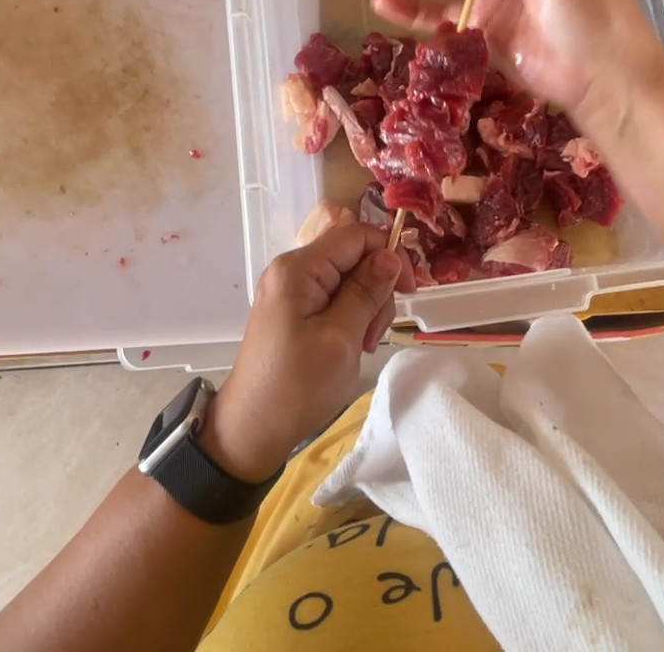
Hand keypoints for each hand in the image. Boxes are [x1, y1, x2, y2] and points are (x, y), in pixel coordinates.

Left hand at [200, 223, 412, 481]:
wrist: (253, 429)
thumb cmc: (297, 385)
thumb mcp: (341, 337)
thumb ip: (366, 291)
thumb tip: (389, 255)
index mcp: (299, 268)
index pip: (356, 235)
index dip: (389, 254)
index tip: (410, 290)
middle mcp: (292, 270)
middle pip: (353, 256)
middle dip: (376, 289)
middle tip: (375, 333)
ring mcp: (291, 290)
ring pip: (348, 278)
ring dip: (366, 307)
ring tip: (363, 345)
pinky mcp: (294, 309)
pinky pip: (334, 297)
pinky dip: (351, 316)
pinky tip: (353, 344)